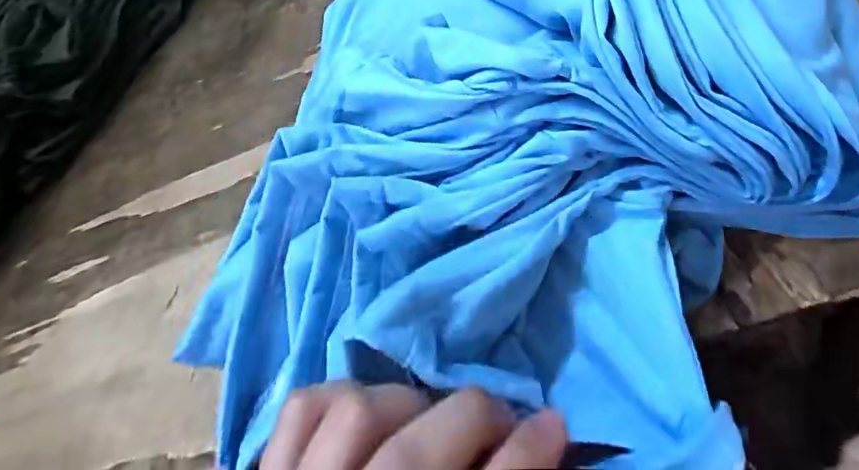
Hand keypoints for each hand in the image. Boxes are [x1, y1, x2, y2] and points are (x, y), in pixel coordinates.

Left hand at [261, 382, 568, 469]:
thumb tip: (524, 462)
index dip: (525, 458)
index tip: (555, 424)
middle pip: (416, 458)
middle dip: (475, 417)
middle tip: (504, 418)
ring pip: (359, 414)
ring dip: (408, 406)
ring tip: (431, 421)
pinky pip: (303, 409)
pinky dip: (340, 397)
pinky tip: (367, 414)